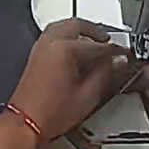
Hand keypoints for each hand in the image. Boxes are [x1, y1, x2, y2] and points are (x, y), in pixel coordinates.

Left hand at [6, 20, 128, 142]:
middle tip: (109, 41)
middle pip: (77, 25)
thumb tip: (116, 63)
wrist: (25, 123)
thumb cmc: (49, 112)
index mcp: (64, 49)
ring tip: (94, 41)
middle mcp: (50, 44)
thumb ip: (105, 75)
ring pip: (63, 26)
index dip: (114, 50)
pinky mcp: (36, 55)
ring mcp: (41, 48)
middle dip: (96, 32)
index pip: (96, 45)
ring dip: (80, 30)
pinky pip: (54, 35)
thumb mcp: (87, 96)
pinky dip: (68, 36)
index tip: (123, 54)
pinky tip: (76, 48)